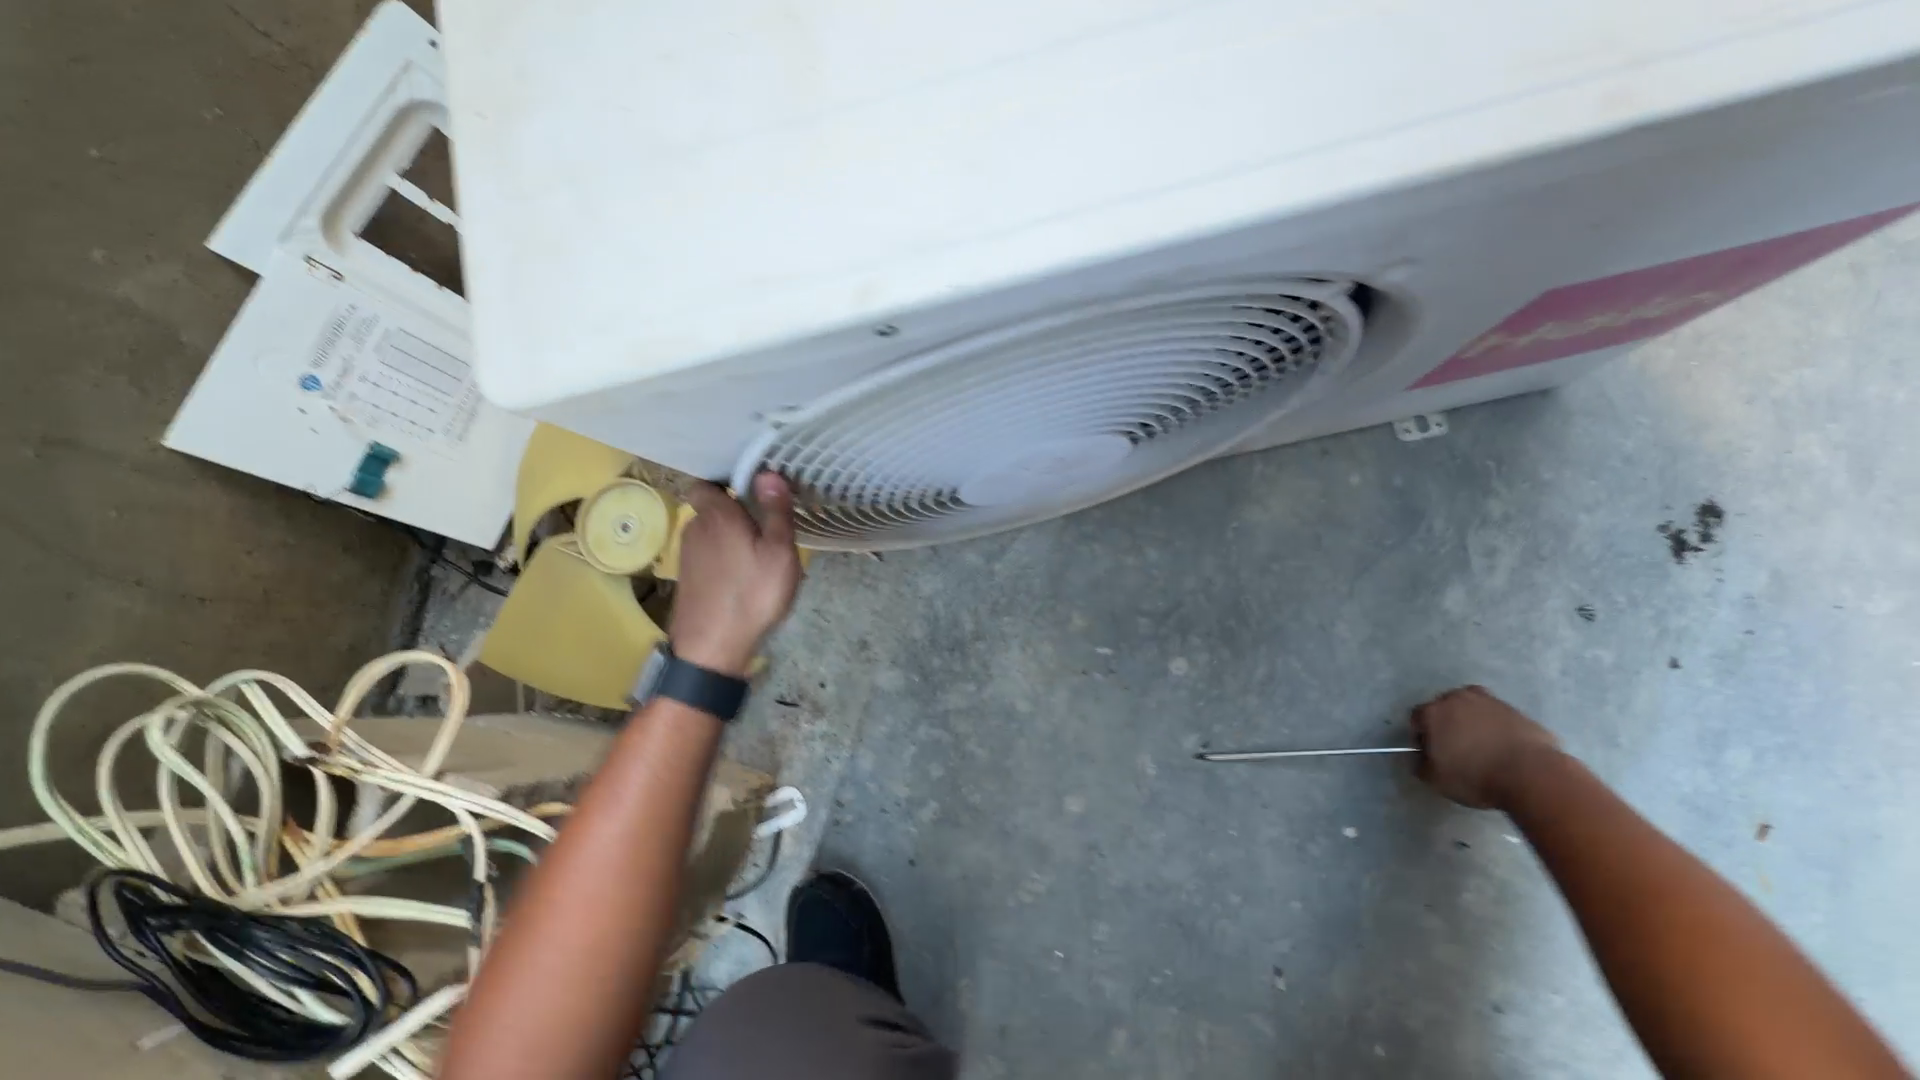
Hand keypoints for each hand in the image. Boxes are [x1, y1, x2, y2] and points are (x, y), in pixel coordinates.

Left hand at [667, 473, 803, 676]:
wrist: (711, 648)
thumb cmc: (751, 595)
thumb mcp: (779, 553)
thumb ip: (775, 511)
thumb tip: (769, 471)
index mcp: (718, 515)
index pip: (707, 482)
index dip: (727, 481)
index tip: (753, 488)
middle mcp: (695, 528)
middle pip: (713, 508)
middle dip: (737, 511)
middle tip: (768, 523)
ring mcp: (688, 555)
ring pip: (712, 533)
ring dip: (732, 537)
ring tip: (761, 551)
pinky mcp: (688, 578)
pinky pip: (709, 555)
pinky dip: (725, 557)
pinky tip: (744, 575)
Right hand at [1411, 685, 1562, 809]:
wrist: (1531, 774)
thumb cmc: (1475, 776)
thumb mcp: (1435, 780)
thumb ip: (1420, 765)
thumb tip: (1420, 758)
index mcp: (1434, 712)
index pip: (1417, 718)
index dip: (1421, 736)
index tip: (1432, 753)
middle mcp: (1458, 699)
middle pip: (1445, 707)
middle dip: (1447, 723)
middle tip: (1456, 747)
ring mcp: (1490, 702)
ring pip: (1473, 708)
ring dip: (1473, 721)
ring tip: (1482, 746)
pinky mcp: (1517, 711)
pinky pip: (1499, 717)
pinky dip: (1497, 728)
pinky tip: (1504, 749)